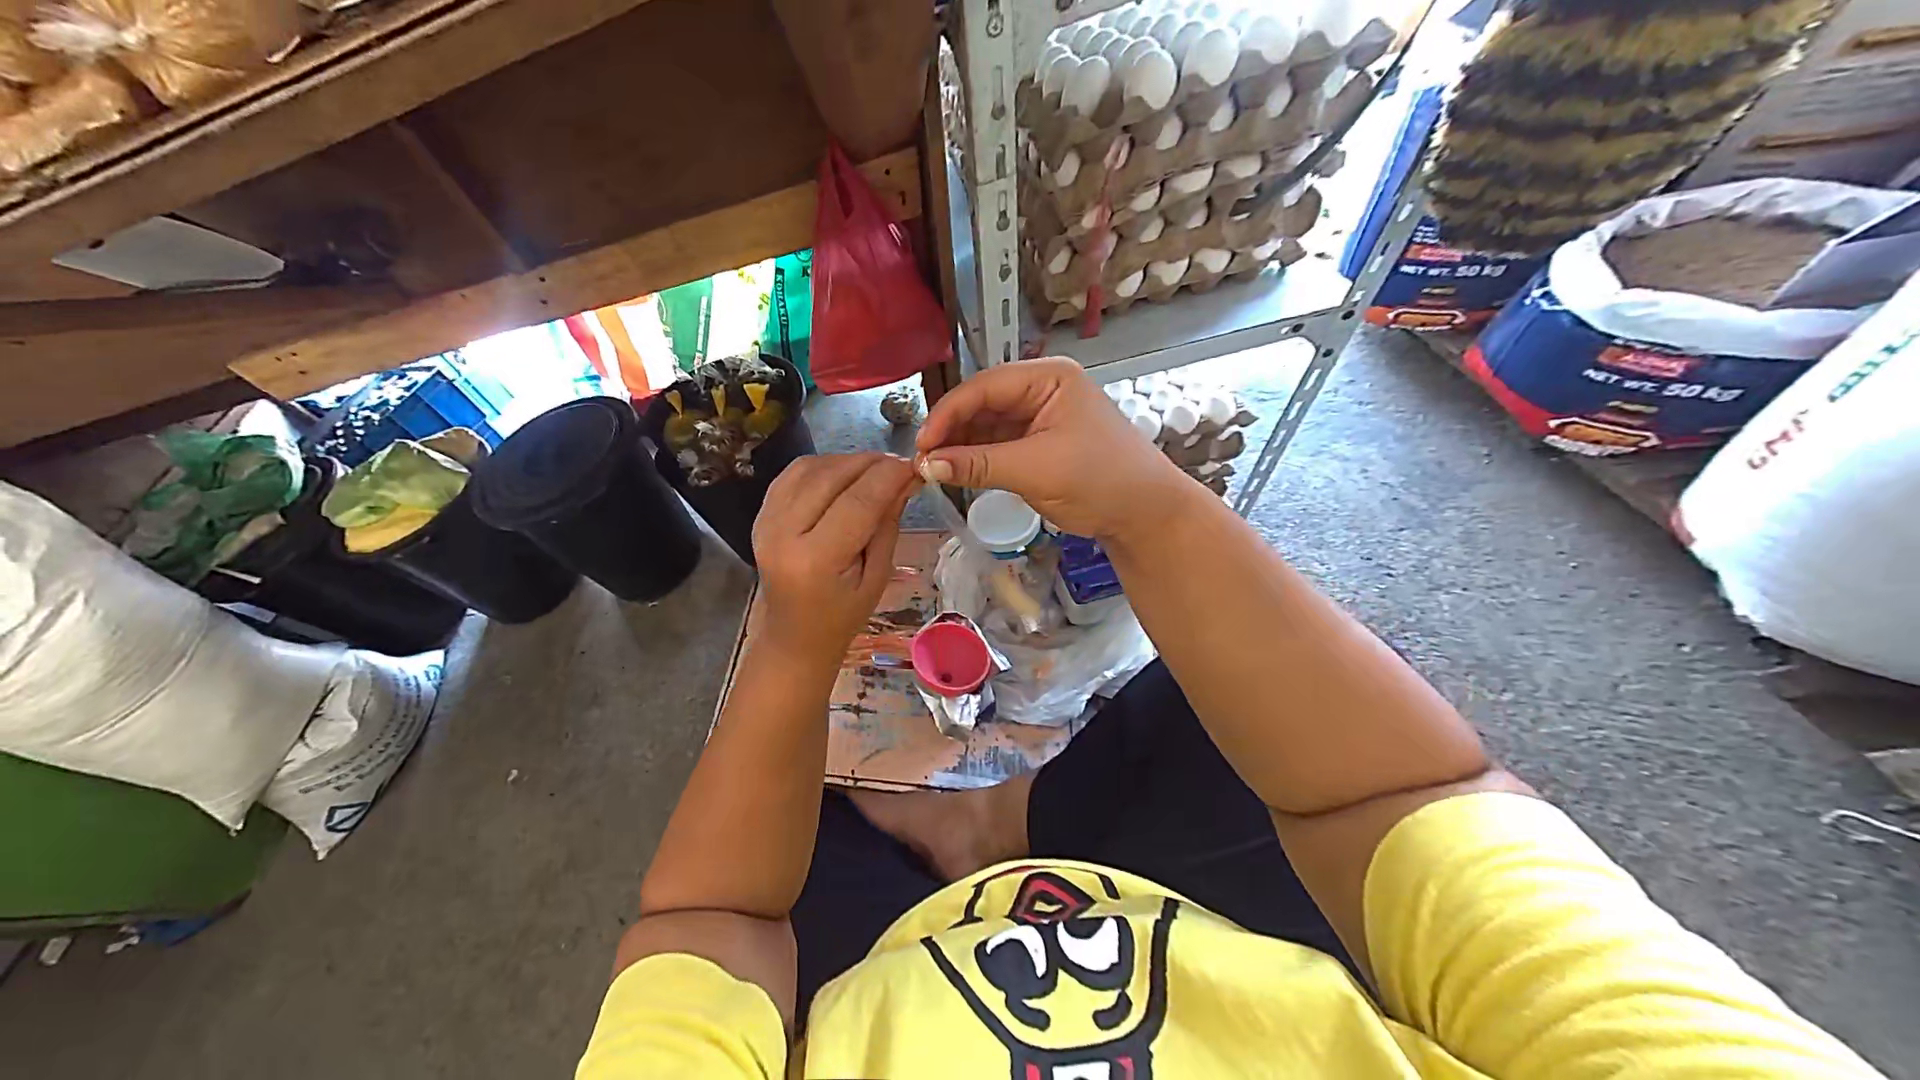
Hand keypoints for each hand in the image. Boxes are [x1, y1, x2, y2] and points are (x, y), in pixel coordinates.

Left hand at [751, 453, 917, 661]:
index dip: (888, 477)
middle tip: (899, 464)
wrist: (794, 635)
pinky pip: (793, 475)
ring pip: (810, 468)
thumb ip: (887, 524)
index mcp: (815, 560)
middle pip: (831, 478)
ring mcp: (765, 522)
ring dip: (846, 461)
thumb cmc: (842, 614)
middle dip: (870, 463)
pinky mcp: (761, 515)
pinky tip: (844, 473)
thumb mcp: (877, 576)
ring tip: (875, 468)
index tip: (914, 465)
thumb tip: (906, 479)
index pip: (857, 502)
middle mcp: (783, 535)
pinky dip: (822, 466)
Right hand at [916, 357, 1192, 540]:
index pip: (984, 387)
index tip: (922, 444)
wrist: (1144, 513)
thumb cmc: (1102, 480)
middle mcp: (1041, 390)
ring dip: (960, 446)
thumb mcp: (1036, 470)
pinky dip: (976, 458)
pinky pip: (997, 444)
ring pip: (986, 425)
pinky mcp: (1037, 443)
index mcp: (1048, 378)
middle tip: (924, 460)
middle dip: (952, 430)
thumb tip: (927, 466)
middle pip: (982, 403)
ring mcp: (1039, 417)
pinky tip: (956, 471)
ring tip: (934, 468)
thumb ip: (979, 465)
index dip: (948, 413)